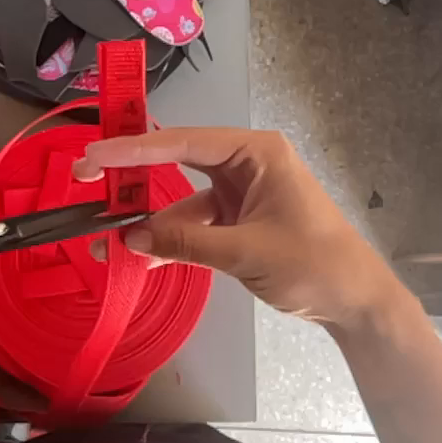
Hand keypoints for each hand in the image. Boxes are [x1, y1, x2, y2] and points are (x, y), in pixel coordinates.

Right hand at [74, 128, 408, 331]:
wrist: (356, 300)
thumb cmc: (313, 264)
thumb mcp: (245, 252)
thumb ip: (185, 243)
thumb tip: (129, 239)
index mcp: (255, 151)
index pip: (183, 142)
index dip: (133, 149)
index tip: (92, 156)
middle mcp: (245, 162)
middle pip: (177, 161)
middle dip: (134, 177)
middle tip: (85, 180)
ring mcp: (241, 191)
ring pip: (182, 199)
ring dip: (150, 221)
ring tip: (107, 238)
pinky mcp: (239, 218)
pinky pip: (196, 224)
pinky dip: (172, 241)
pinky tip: (142, 257)